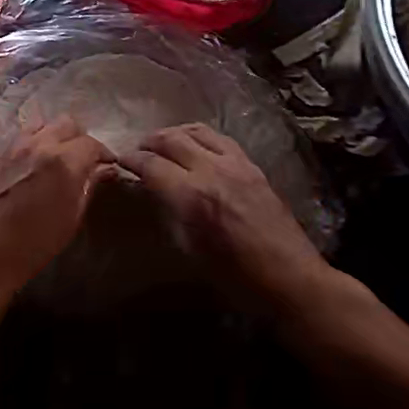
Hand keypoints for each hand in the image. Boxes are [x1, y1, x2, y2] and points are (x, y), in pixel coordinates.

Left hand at [0, 117, 117, 296]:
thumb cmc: (36, 243)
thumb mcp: (72, 218)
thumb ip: (90, 186)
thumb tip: (105, 169)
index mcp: (63, 162)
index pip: (92, 144)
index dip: (104, 153)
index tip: (108, 165)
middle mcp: (40, 145)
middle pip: (67, 123)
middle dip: (80, 138)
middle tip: (83, 159)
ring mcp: (15, 146)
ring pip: (43, 123)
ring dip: (55, 135)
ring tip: (58, 156)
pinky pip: (22, 135)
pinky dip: (35, 141)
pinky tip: (35, 162)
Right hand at [122, 123, 332, 311]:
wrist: (289, 277)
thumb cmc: (235, 276)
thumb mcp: (190, 250)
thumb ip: (170, 214)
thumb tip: (154, 192)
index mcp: (191, 196)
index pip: (151, 165)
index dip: (131, 160)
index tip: (120, 160)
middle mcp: (211, 170)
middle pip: (170, 139)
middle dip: (149, 141)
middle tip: (137, 149)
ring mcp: (234, 164)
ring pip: (196, 131)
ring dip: (174, 133)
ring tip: (163, 141)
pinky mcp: (251, 165)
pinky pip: (220, 138)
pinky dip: (200, 136)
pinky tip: (195, 145)